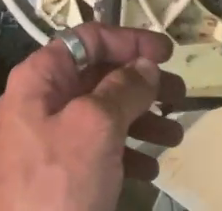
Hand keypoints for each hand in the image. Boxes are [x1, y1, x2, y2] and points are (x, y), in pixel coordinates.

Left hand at [0, 24, 187, 210]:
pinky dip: (126, 153)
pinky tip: (151, 168)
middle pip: (97, 77)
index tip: (168, 52)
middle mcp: (41, 101)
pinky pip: (97, 152)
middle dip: (140, 83)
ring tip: (175, 135)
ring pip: (101, 116)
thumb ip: (122, 90)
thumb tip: (144, 64)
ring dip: (140, 119)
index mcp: (40, 78)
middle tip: (181, 95)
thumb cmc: (56, 182)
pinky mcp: (57, 177)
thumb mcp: (94, 127)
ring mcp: (47, 141)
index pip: (87, 40)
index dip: (128, 40)